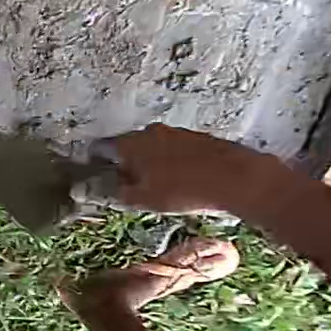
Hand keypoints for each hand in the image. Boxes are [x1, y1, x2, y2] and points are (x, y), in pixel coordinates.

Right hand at [107, 123, 268, 213]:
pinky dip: (173, 163)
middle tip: (132, 188)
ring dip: (152, 163)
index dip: (97, 166)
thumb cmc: (182, 190)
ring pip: (154, 147)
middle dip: (127, 165)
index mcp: (130, 143)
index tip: (102, 180)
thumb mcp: (142, 199)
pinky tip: (182, 181)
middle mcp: (150, 131)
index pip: (101, 149)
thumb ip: (115, 192)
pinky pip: (175, 149)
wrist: (236, 178)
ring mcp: (176, 131)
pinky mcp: (198, 137)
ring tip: (160, 187)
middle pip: (129, 147)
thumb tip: (94, 189)